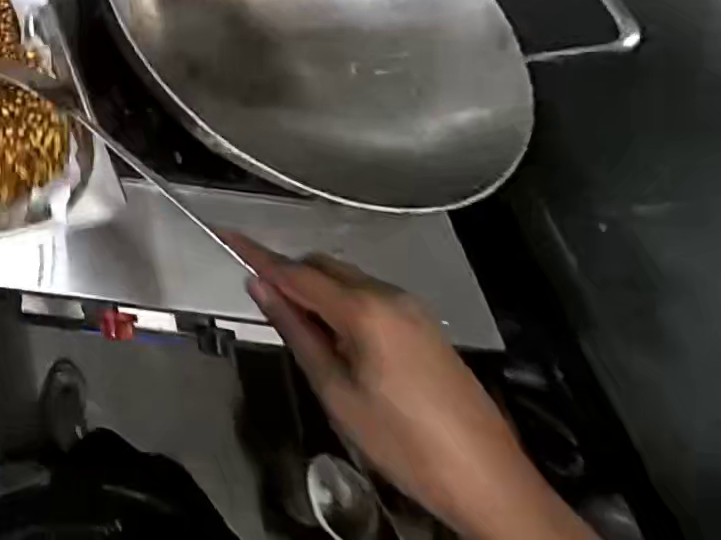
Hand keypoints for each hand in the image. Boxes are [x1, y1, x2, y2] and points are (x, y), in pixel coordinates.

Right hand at [226, 234, 591, 539]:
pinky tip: (341, 339)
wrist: (492, 485)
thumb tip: (260, 288)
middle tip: (268, 305)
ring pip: (346, 278)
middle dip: (290, 275)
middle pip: (322, 266)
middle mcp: (389, 296)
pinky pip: (370, 295)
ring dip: (317, 290)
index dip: (256, 254)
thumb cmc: (403, 442)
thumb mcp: (335, 390)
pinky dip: (343, 302)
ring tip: (306, 331)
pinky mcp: (426, 325)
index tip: (227, 235)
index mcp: (363, 311)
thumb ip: (294, 330)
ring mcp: (413, 308)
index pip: (295, 272)